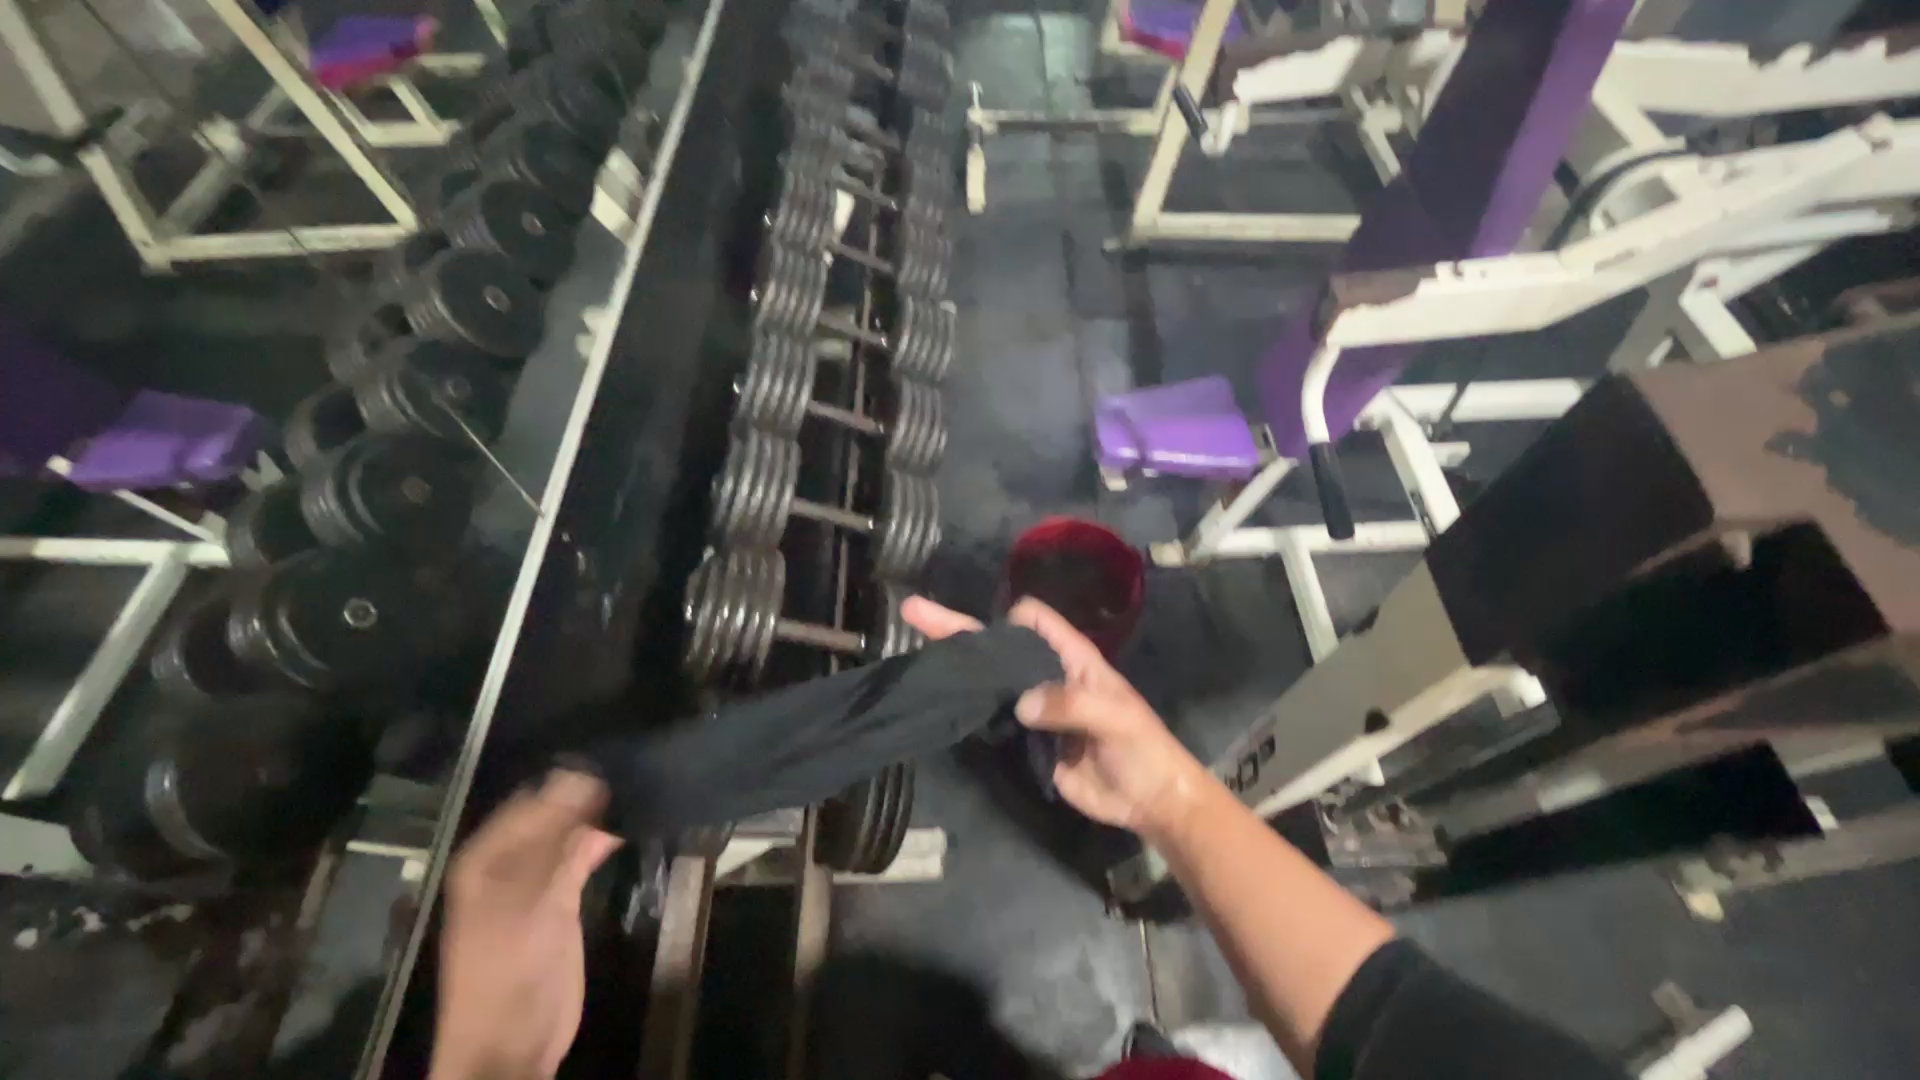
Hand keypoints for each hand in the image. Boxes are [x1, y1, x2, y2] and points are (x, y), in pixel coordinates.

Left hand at [432, 771, 623, 1079]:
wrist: (511, 1047)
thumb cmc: (509, 975)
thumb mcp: (532, 907)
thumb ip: (561, 846)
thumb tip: (588, 781)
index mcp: (485, 858)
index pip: (533, 799)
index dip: (570, 780)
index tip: (616, 759)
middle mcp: (506, 862)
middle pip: (551, 812)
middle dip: (588, 793)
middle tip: (635, 770)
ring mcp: (534, 880)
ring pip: (570, 832)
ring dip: (599, 814)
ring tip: (640, 789)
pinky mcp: (560, 900)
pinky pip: (582, 856)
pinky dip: (603, 840)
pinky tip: (630, 824)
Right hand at [902, 596, 1212, 837]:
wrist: (1148, 800)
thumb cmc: (1141, 748)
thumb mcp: (1114, 718)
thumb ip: (1070, 705)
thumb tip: (1020, 704)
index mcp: (1072, 658)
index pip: (1033, 619)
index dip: (1008, 619)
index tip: (987, 637)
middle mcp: (1047, 674)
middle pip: (998, 644)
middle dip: (957, 628)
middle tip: (913, 613)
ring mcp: (1033, 707)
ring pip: (989, 680)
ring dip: (957, 669)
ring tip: (914, 659)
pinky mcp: (1024, 740)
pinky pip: (991, 718)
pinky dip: (966, 708)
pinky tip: (938, 702)